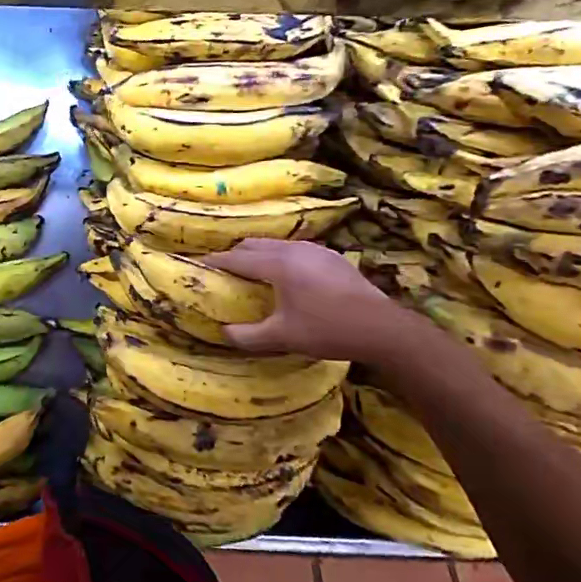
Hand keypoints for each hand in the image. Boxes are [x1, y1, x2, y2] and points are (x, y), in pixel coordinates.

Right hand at [200, 238, 422, 362]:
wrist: (384, 329)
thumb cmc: (327, 330)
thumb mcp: (280, 337)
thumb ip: (246, 335)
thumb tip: (223, 332)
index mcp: (277, 265)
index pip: (235, 258)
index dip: (214, 262)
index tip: (197, 265)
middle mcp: (294, 250)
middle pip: (253, 244)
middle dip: (234, 255)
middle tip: (222, 271)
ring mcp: (317, 251)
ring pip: (276, 244)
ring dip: (258, 254)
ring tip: (250, 272)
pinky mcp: (333, 258)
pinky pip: (296, 250)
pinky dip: (280, 257)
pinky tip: (285, 276)